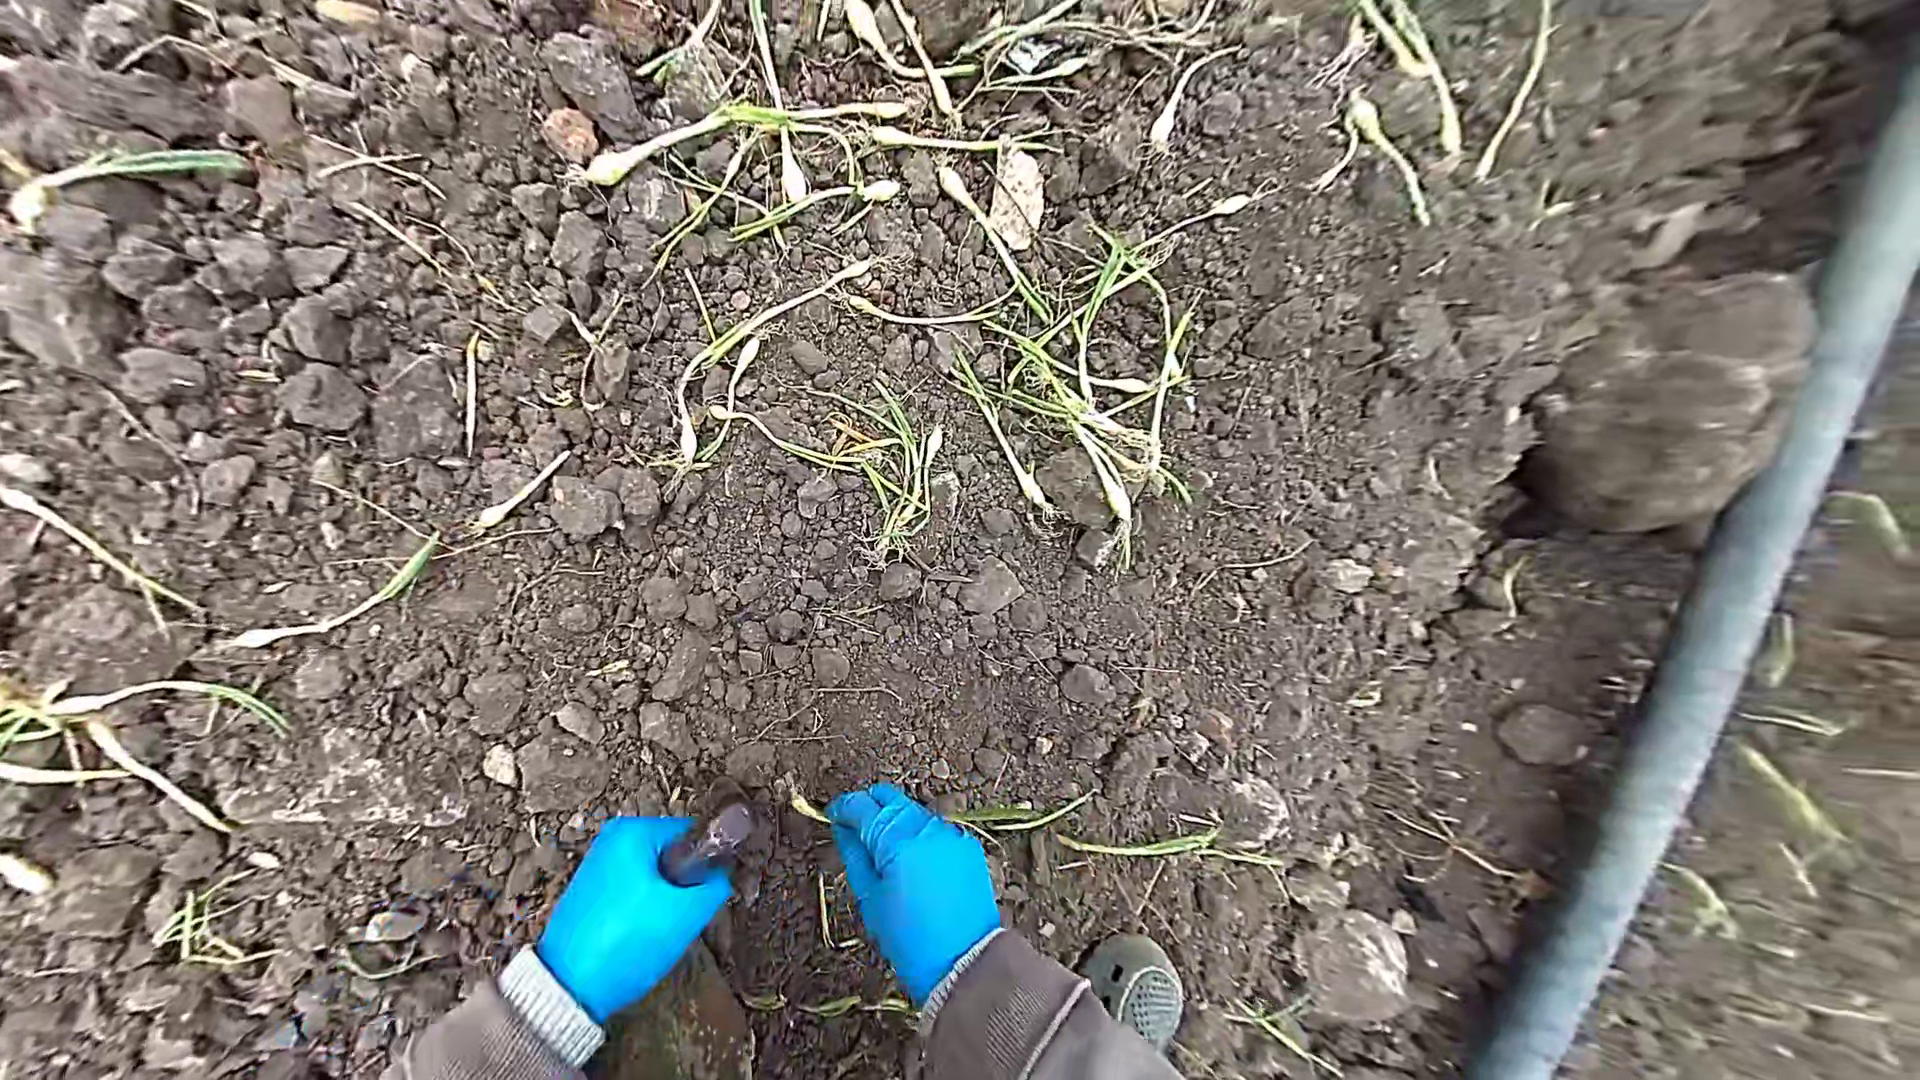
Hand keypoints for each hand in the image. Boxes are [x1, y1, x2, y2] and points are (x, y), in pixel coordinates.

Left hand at [537, 817, 730, 1022]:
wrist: (563, 996)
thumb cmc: (626, 942)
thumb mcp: (686, 911)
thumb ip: (718, 883)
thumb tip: (727, 873)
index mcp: (632, 830)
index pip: (693, 834)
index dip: (708, 865)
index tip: (707, 893)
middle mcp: (612, 839)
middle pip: (673, 854)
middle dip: (685, 884)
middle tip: (683, 914)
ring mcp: (598, 866)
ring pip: (655, 875)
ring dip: (666, 899)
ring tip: (660, 928)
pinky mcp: (591, 892)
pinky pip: (635, 890)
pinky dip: (645, 908)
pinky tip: (641, 933)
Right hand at [828, 784, 999, 1004]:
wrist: (965, 963)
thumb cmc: (910, 940)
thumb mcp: (870, 900)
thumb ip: (855, 855)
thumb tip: (843, 828)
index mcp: (897, 841)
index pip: (864, 807)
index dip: (845, 807)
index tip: (833, 812)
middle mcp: (926, 828)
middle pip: (892, 799)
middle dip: (871, 806)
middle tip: (855, 825)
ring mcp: (950, 834)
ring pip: (913, 812)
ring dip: (896, 821)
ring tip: (883, 847)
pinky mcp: (966, 845)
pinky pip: (935, 829)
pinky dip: (919, 835)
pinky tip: (913, 860)